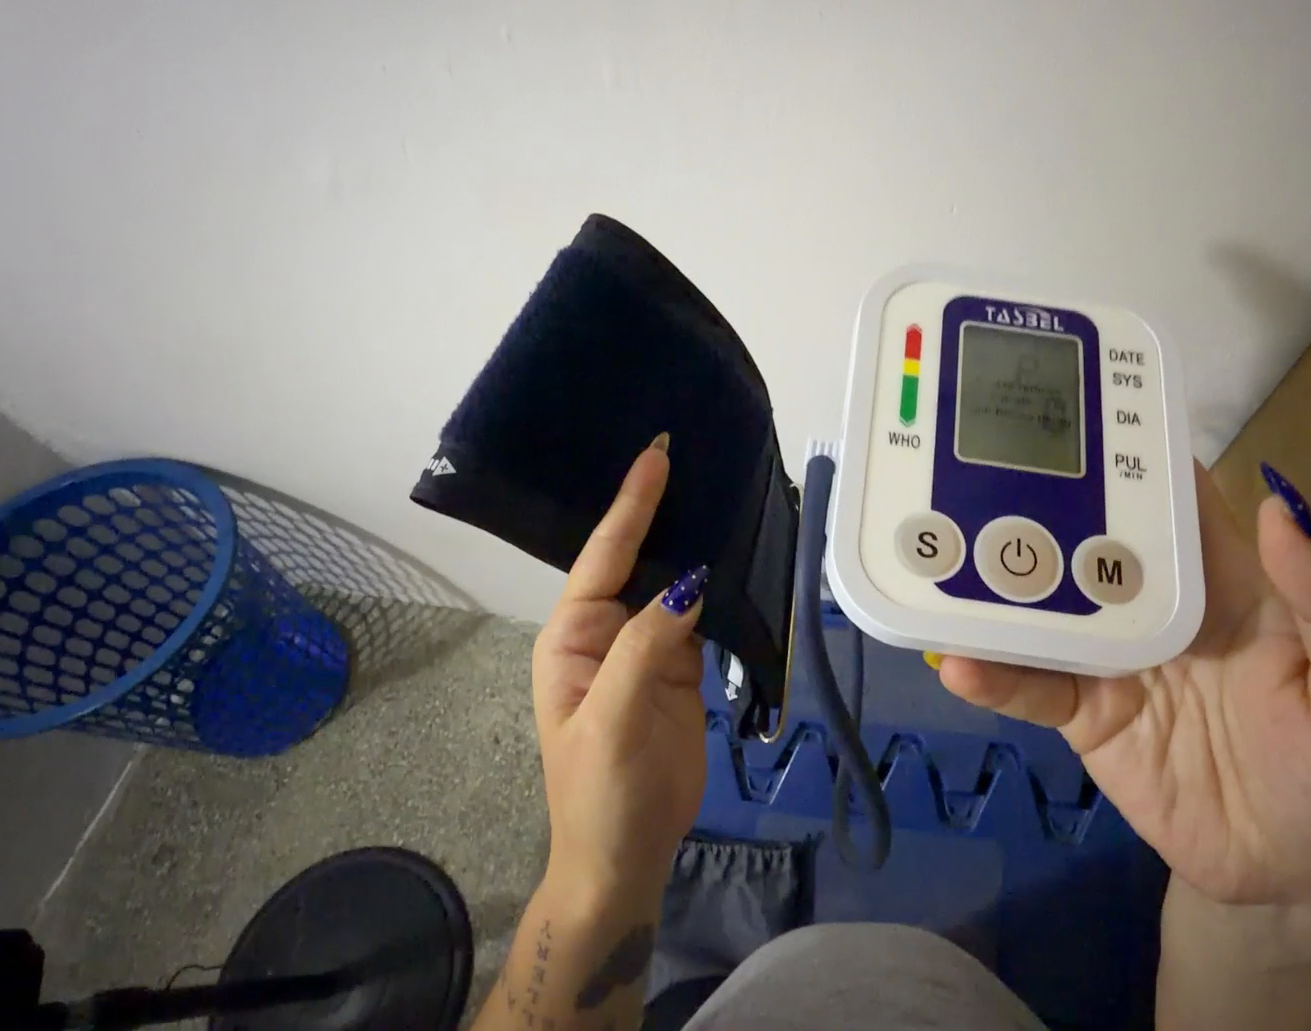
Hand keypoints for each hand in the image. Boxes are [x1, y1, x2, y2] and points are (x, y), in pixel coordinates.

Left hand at [531, 437, 708, 896]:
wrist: (629, 854)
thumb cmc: (601, 789)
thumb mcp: (613, 717)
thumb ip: (647, 647)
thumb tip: (691, 583)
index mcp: (573, 637)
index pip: (602, 558)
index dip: (629, 507)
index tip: (655, 458)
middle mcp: (608, 632)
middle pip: (638, 561)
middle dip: (661, 513)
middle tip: (691, 456)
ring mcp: (648, 649)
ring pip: (674, 585)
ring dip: (694, 545)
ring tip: (721, 494)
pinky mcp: (682, 669)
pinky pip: (702, 618)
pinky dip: (719, 589)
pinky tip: (737, 557)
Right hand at [938, 464, 1310, 906]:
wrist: (1301, 888)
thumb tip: (1278, 506)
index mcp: (1230, 582)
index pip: (1173, 501)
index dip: (1130, 453)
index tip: (1070, 409)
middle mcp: (1159, 606)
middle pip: (1088, 542)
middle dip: (1034, 505)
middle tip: (965, 469)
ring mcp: (1113, 659)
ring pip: (1045, 608)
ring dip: (995, 588)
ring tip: (935, 561)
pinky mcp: (1085, 714)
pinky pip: (1033, 688)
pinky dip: (995, 675)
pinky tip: (957, 662)